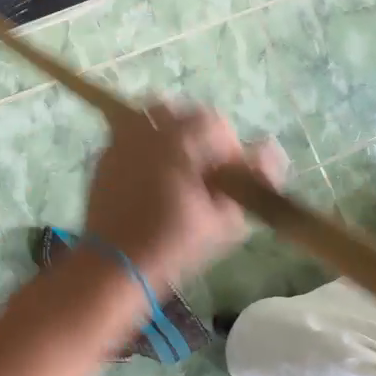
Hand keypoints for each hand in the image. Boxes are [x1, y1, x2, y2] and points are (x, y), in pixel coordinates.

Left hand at [83, 102, 253, 286]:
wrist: (114, 262)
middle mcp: (146, 129)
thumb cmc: (173, 243)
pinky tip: (150, 177)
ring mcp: (120, 140)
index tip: (232, 176)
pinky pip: (129, 134)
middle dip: (199, 135)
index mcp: (178, 139)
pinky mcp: (103, 155)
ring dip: (170, 135)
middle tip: (206, 171)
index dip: (231, 147)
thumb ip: (252, 178)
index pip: (216, 122)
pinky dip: (145, 145)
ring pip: (152, 116)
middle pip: (181, 113)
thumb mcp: (225, 218)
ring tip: (180, 170)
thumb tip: (271, 149)